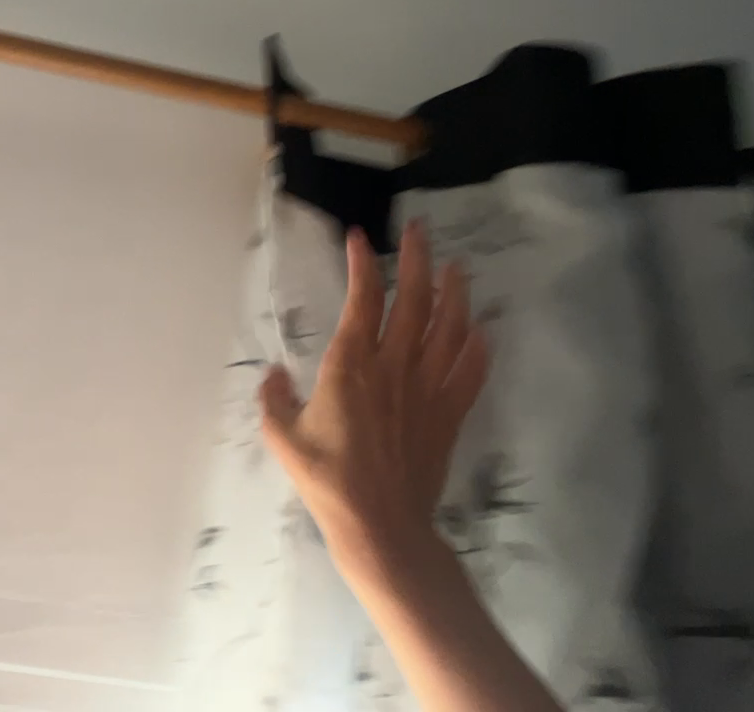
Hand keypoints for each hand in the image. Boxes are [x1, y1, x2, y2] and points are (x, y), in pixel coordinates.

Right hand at [260, 221, 487, 578]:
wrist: (382, 524)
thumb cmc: (326, 478)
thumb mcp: (281, 435)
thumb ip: (273, 398)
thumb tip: (273, 372)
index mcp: (351, 366)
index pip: (363, 301)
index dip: (363, 265)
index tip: (359, 236)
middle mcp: (394, 368)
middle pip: (414, 303)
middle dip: (416, 260)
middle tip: (418, 229)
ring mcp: (428, 390)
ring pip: (449, 329)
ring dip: (454, 293)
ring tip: (455, 265)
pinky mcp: (449, 414)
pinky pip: (470, 372)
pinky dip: (478, 346)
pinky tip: (480, 328)